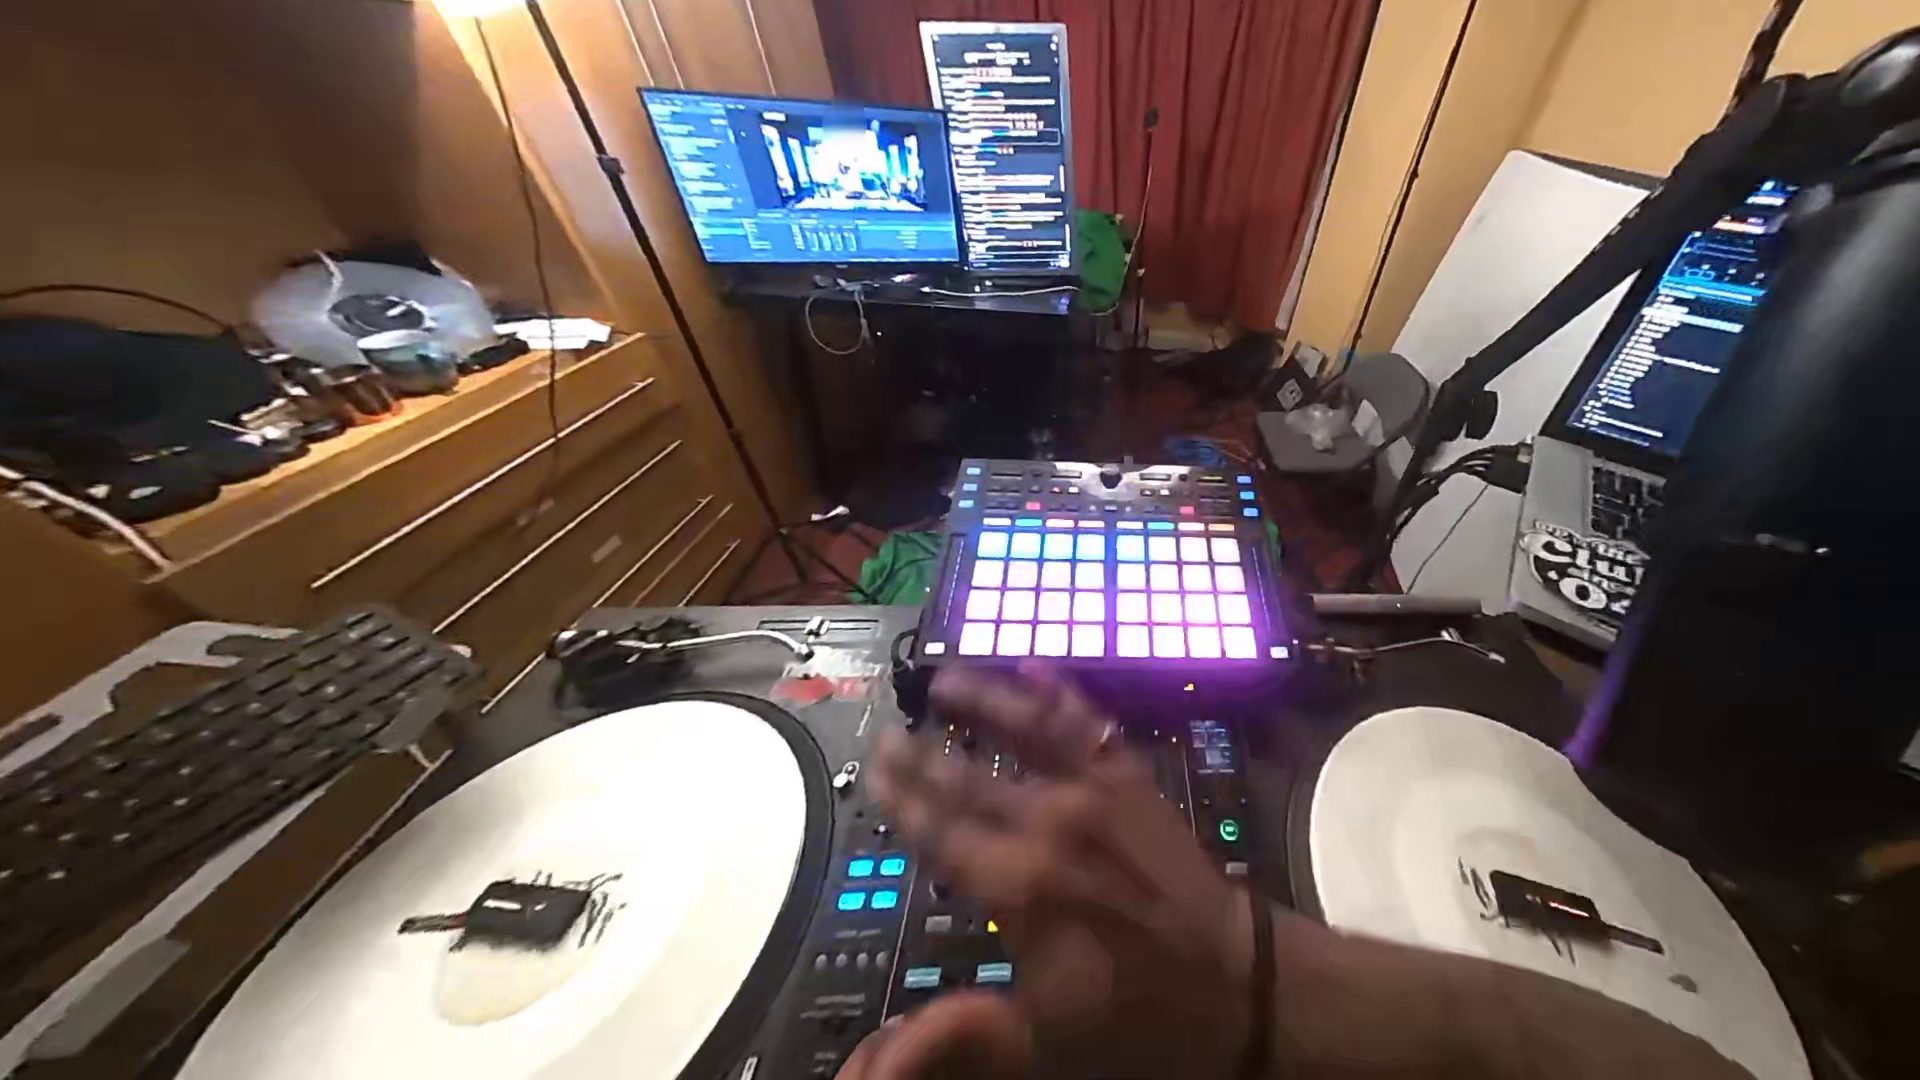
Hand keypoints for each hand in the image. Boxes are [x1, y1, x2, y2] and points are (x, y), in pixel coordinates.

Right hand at [847, 662, 1253, 1079]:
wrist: (1236, 981)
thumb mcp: (1042, 1039)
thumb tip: (877, 1054)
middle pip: (967, 778)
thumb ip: (959, 1032)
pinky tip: (1032, 664)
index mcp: (1020, 886)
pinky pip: (1086, 722)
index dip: (903, 799)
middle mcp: (1049, 823)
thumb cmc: (1137, 1014)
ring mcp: (1092, 789)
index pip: (940, 830)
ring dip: (981, 701)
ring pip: (1024, 730)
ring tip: (946, 681)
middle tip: (890, 734)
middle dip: (921, 755)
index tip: (877, 770)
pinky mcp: (1127, 774)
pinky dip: (1058, 690)